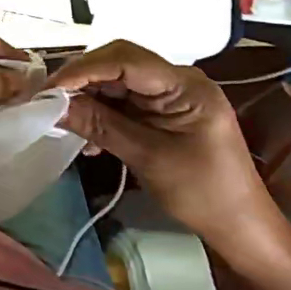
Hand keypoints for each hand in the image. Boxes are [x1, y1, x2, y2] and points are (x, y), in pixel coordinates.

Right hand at [52, 41, 274, 243]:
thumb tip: (53, 105)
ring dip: (87, 96)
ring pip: (114, 80)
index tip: (51, 89)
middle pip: (117, 63)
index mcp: (186, 86)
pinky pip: (121, 98)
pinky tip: (85, 133)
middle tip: (49, 100)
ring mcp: (169, 94)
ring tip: (61, 116)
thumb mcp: (147, 158)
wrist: (241, 229)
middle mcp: (177, 80)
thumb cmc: (203, 194)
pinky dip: (99, 111)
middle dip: (81, 80)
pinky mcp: (161, 109)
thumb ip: (100, 125)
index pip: (125, 59)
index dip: (83, 69)